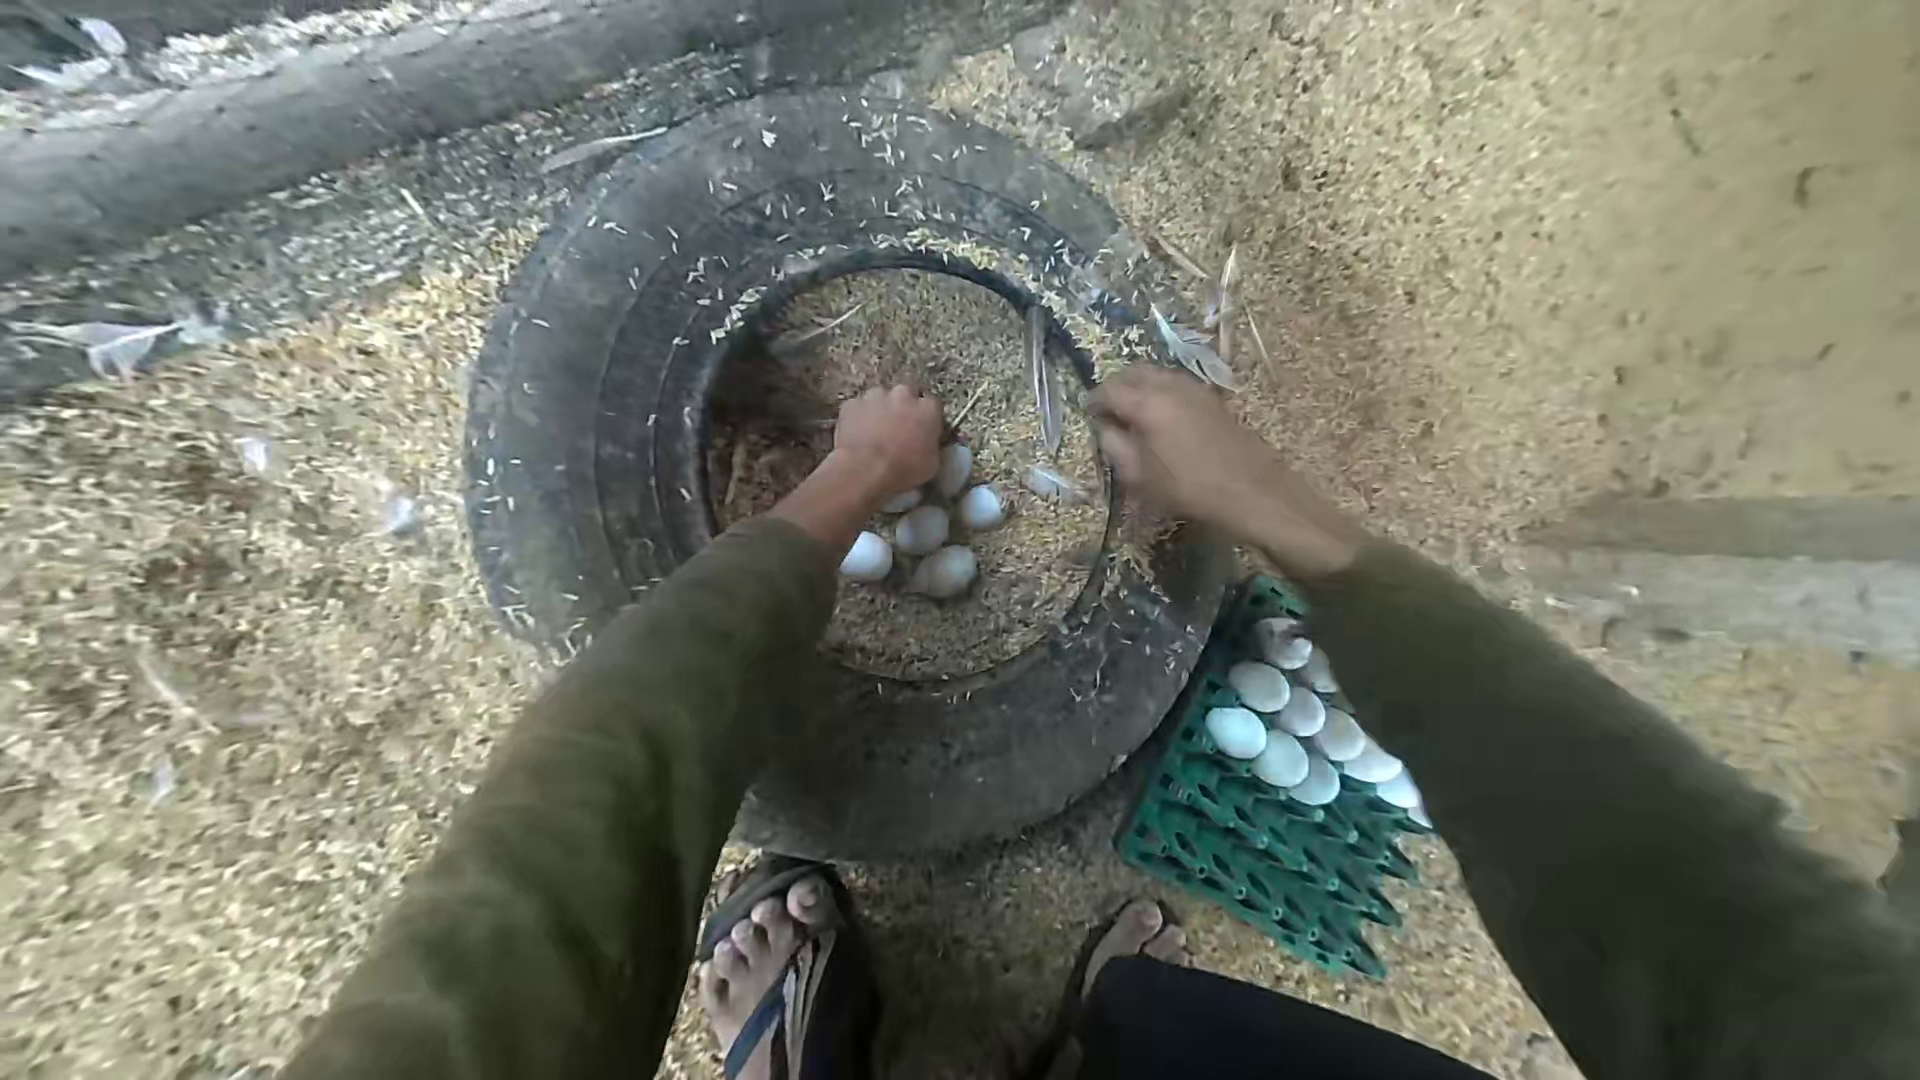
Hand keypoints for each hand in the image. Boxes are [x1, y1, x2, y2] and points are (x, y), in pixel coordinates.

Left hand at [769, 385, 941, 554]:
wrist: (862, 473)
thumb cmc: (902, 474)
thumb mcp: (930, 467)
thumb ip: (932, 450)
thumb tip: (929, 447)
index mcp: (927, 409)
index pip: (932, 405)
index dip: (925, 419)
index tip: (919, 433)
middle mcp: (901, 394)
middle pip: (905, 395)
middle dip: (901, 409)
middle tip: (896, 434)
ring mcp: (872, 397)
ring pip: (879, 401)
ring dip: (878, 413)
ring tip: (872, 439)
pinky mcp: (849, 406)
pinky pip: (857, 410)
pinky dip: (857, 421)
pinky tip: (855, 440)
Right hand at [1090, 367, 1368, 580]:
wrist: (1249, 490)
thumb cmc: (1187, 488)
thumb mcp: (1138, 475)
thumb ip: (1113, 445)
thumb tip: (1105, 427)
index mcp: (1148, 404)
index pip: (1109, 389)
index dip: (1093, 400)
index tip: (1087, 413)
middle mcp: (1170, 386)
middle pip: (1132, 372)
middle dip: (1114, 386)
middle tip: (1106, 409)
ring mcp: (1194, 388)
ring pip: (1155, 373)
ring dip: (1137, 385)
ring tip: (1130, 411)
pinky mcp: (1210, 397)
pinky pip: (1174, 381)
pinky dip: (1157, 389)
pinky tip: (1158, 414)